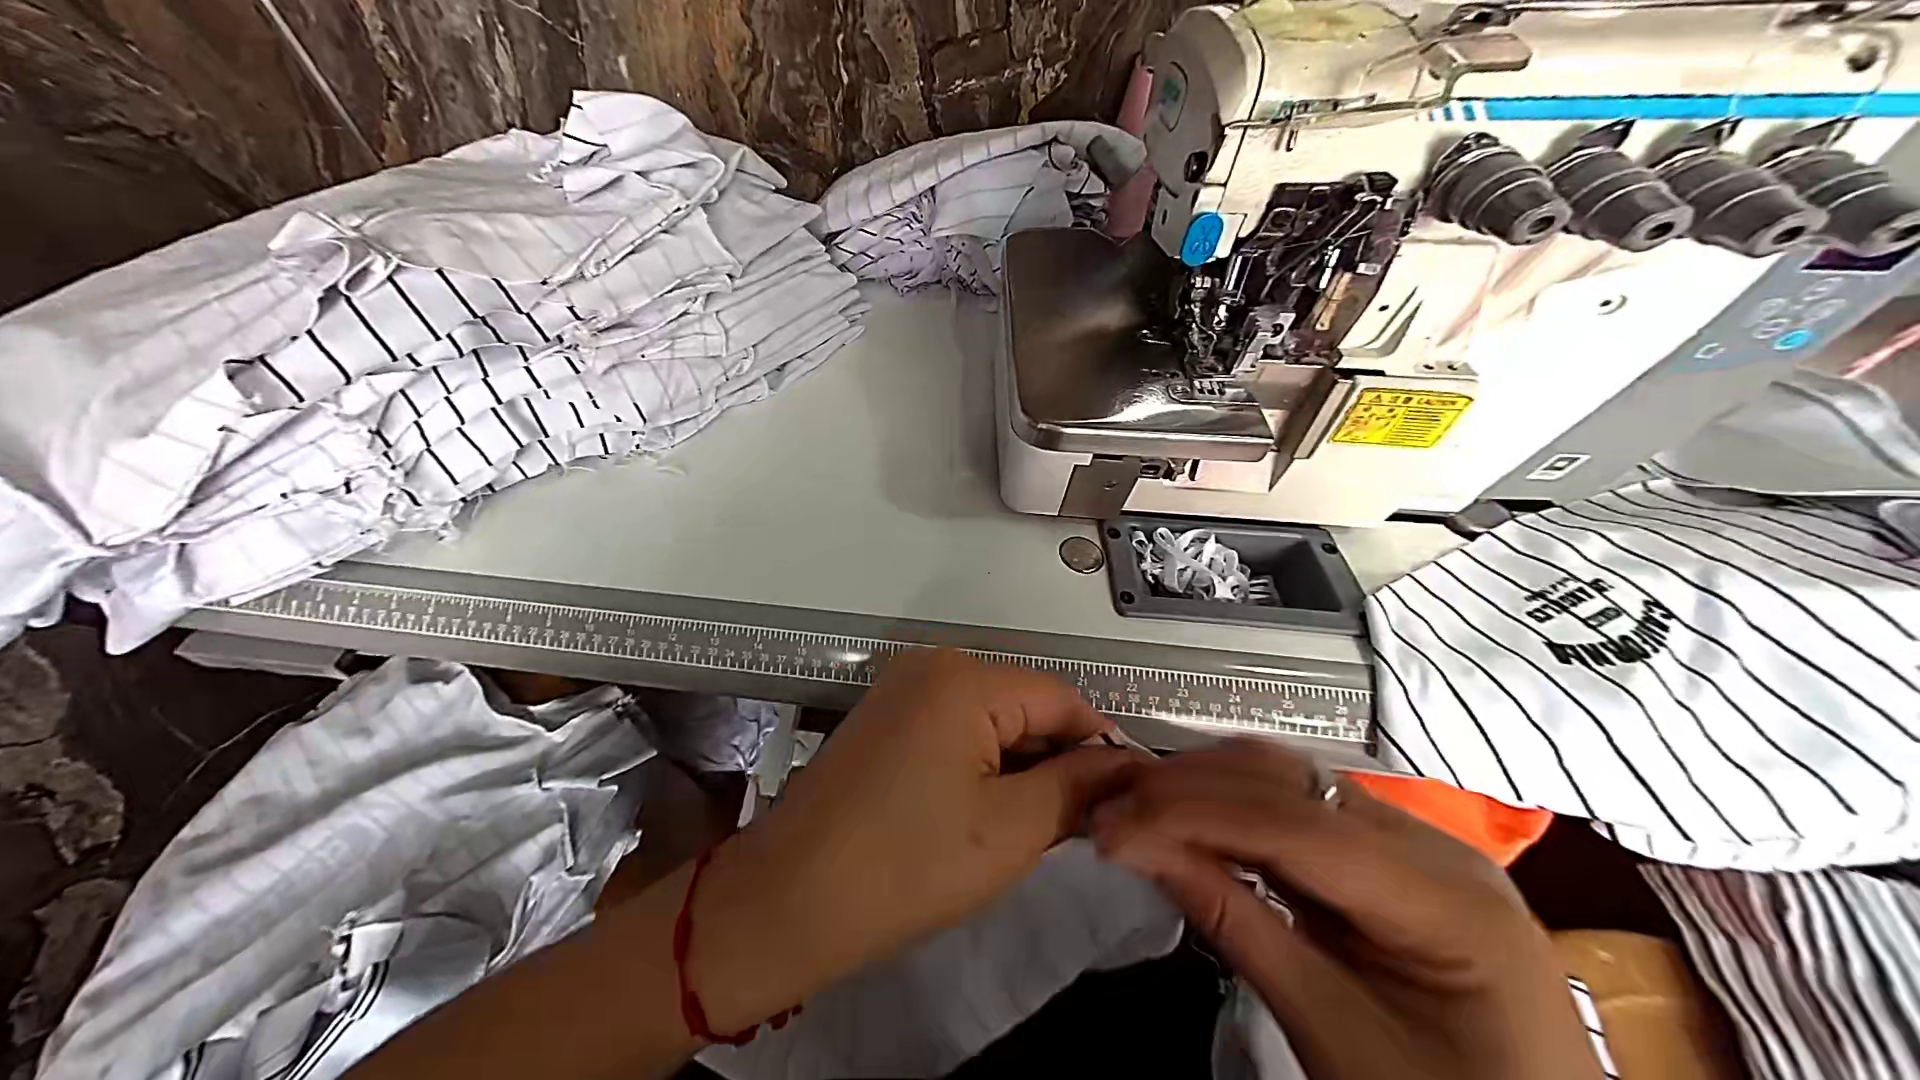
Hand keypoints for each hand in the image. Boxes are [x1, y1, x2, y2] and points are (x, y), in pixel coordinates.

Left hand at [690, 649, 1132, 1031]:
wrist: (788, 901)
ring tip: (1028, 827)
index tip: (1120, 801)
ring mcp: (902, 690)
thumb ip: (1077, 786)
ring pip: (992, 720)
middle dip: (1055, 760)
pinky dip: (981, 765)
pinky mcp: (885, 719)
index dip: (1098, 748)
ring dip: (1020, 767)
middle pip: (1024, 705)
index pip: (1062, 699)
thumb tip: (1124, 764)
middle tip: (1075, 825)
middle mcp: (932, 666)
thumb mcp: (1011, 830)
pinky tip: (981, 813)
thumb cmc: (905, 866)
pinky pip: (955, 729)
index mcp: (964, 678)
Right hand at [1090, 740, 1602, 1079]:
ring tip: (1139, 806)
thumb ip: (1235, 923)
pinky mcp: (1395, 849)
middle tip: (1112, 809)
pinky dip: (1238, 803)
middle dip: (1190, 786)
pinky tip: (1195, 817)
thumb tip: (1140, 846)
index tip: (1112, 825)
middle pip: (1291, 782)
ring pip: (1292, 777)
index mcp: (1447, 902)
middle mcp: (1438, 844)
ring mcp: (1420, 839)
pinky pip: (1304, 804)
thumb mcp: (1332, 1033)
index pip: (1294, 824)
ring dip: (1208, 783)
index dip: (1191, 813)